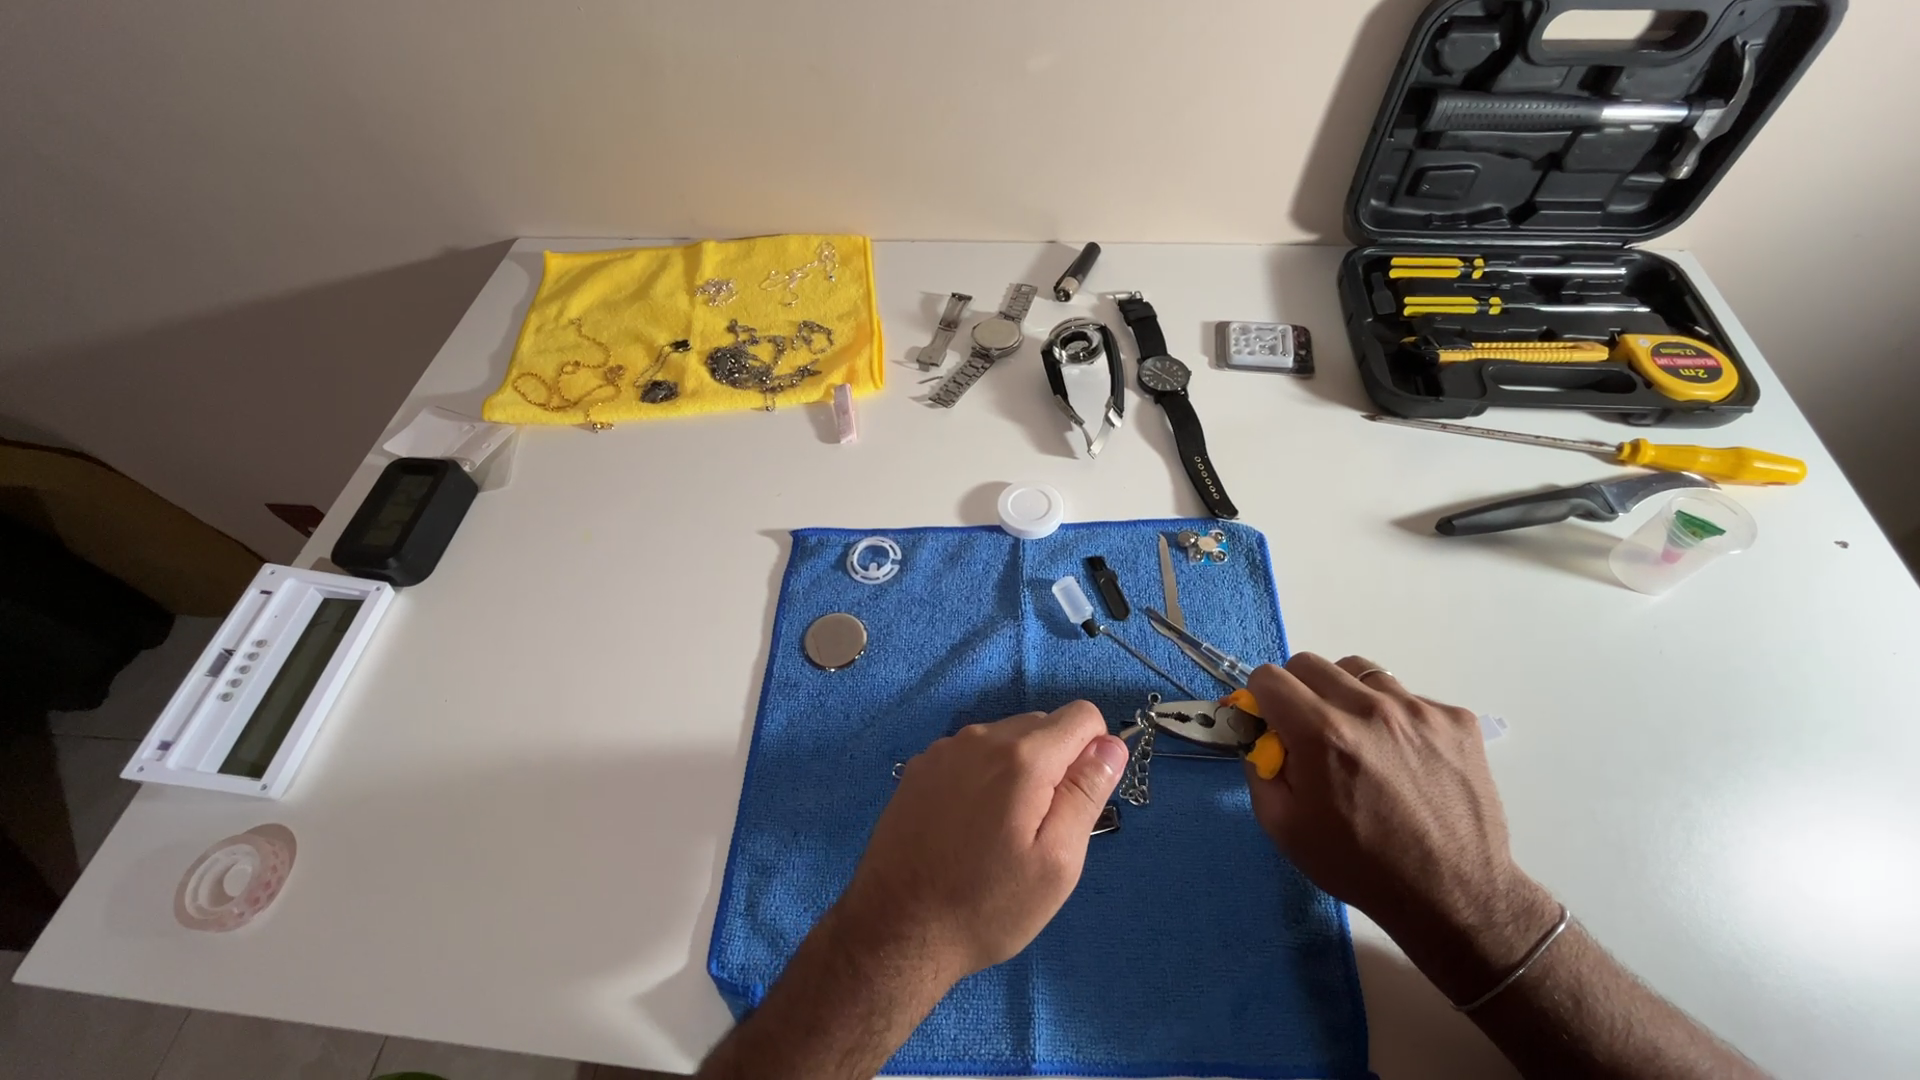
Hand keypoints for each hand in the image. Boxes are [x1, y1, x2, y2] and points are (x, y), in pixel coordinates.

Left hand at [833, 702, 1128, 984]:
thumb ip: (1087, 792)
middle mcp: (981, 737)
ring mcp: (944, 749)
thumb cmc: (989, 904)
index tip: (1078, 799)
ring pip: (1005, 738)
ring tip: (1001, 831)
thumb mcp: (1058, 861)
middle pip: (1042, 725)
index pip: (1082, 716)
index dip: (1094, 752)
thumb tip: (1111, 744)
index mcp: (1022, 757)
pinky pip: (971, 754)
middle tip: (1040, 827)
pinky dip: (982, 776)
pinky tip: (967, 825)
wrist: (896, 929)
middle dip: (1055, 763)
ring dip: (1018, 769)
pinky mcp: (919, 767)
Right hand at [1244, 653, 1557, 1000]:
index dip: (1261, 700)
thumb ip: (1258, 766)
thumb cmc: (1358, 864)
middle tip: (1309, 732)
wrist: (1455, 896)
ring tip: (1359, 740)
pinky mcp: (1456, 718)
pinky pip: (1406, 696)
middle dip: (1297, 692)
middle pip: (1308, 663)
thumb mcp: (1282, 825)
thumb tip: (1259, 732)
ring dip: (1346, 696)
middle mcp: (1368, 709)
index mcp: (1320, 734)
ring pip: (1359, 672)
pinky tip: (1402, 757)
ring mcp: (1418, 710)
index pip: (1268, 677)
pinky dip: (1392, 716)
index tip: (1271, 725)